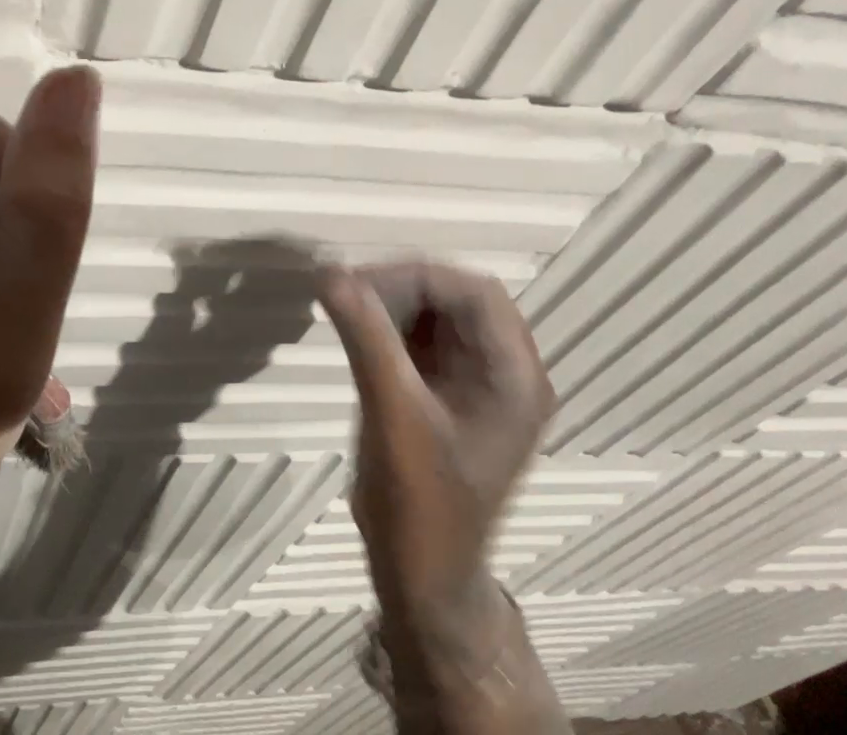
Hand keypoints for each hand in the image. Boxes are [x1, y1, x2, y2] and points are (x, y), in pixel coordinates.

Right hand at [318, 262, 552, 624]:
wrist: (422, 573)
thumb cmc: (421, 504)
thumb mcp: (394, 416)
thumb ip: (367, 340)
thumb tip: (331, 274)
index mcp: (515, 378)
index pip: (476, 294)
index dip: (416, 276)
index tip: (355, 281)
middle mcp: (503, 374)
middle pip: (457, 301)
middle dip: (399, 288)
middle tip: (342, 294)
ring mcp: (473, 386)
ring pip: (435, 320)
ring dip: (390, 307)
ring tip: (341, 309)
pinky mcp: (443, 397)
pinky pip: (418, 345)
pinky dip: (386, 332)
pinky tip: (352, 333)